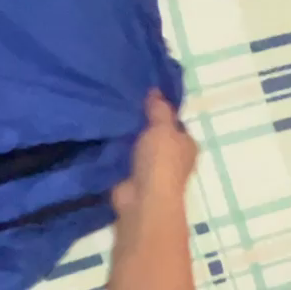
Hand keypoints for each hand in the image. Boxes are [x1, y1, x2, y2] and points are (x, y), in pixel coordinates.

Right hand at [111, 91, 196, 217]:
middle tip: (121, 106)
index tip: (141, 98)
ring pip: (138, 147)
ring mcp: (152, 170)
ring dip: (127, 139)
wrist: (143, 199)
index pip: (174, 123)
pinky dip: (115, 152)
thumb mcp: (162, 127)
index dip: (160, 111)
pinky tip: (104, 139)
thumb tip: (155, 90)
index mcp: (187, 144)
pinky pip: (123, 159)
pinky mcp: (132, 179)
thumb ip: (159, 109)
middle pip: (156, 135)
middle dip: (141, 124)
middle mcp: (173, 158)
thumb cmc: (161, 161)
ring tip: (109, 118)